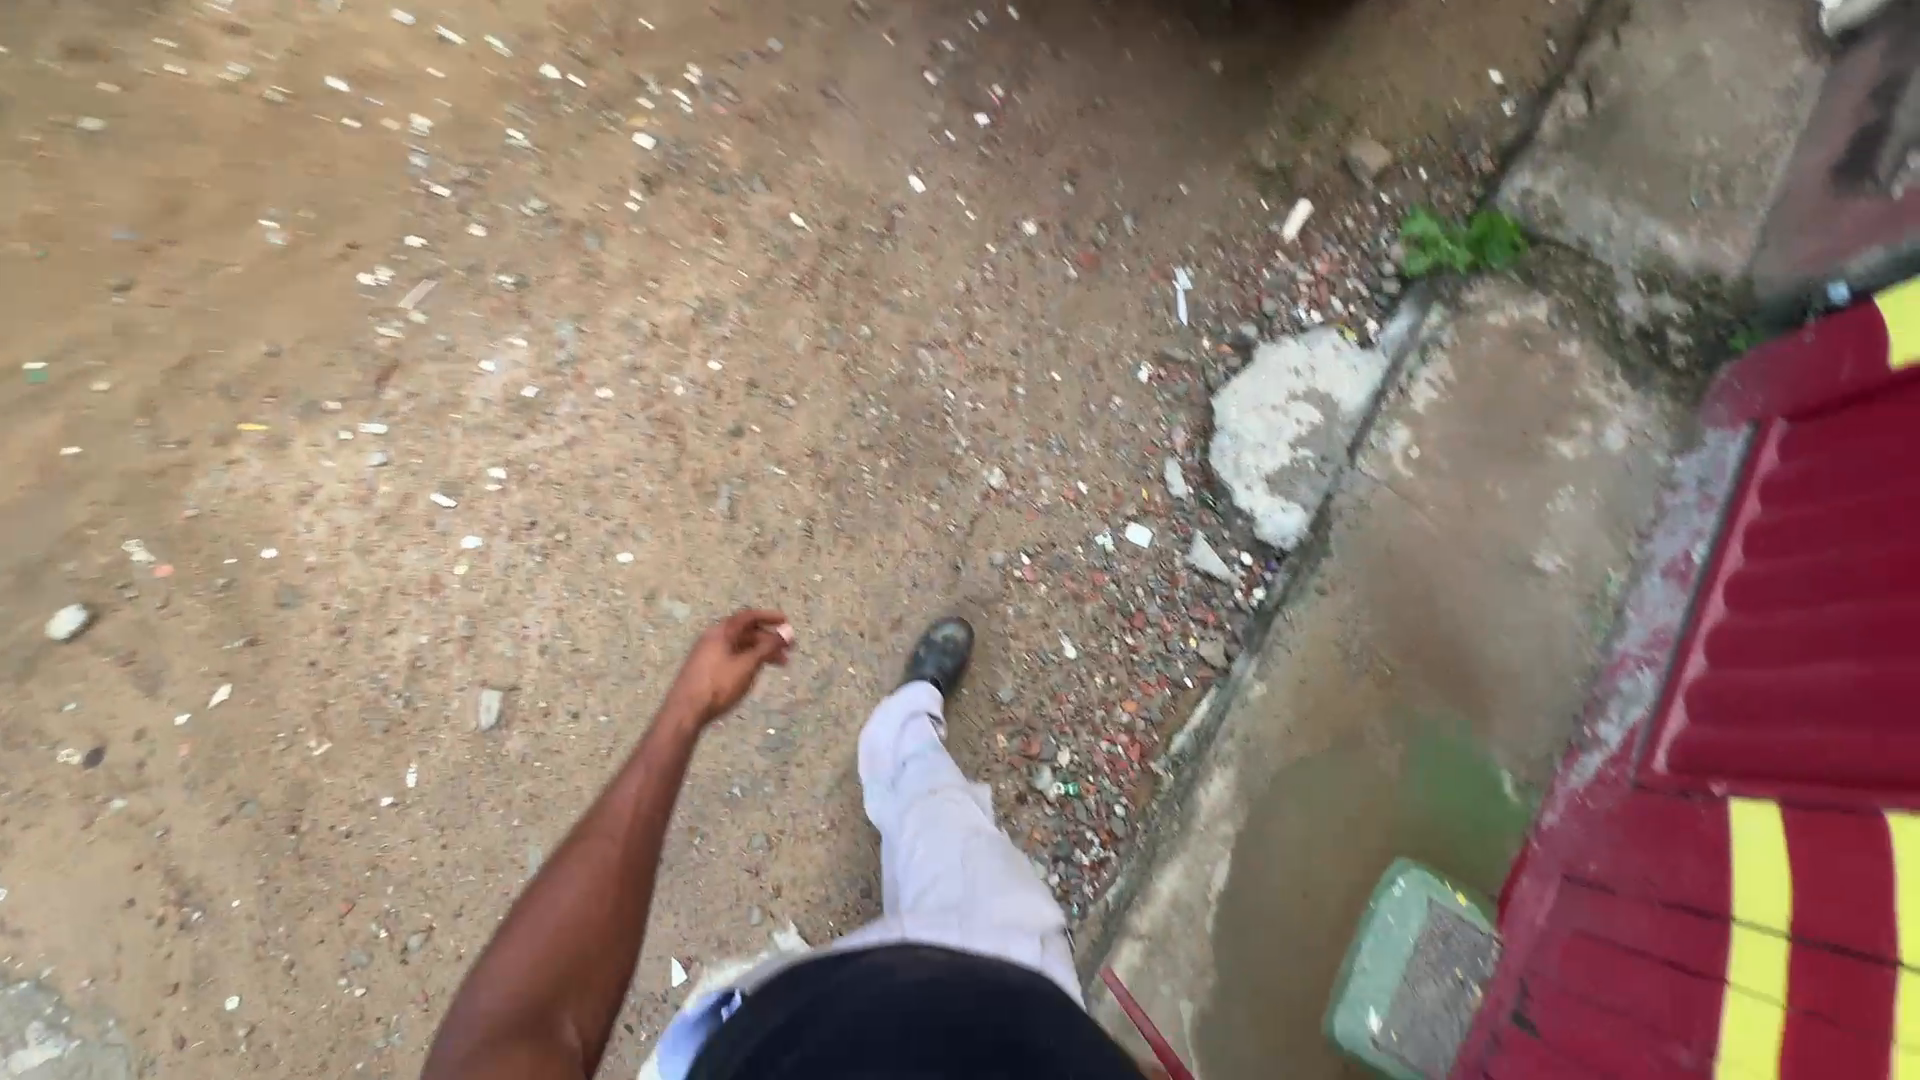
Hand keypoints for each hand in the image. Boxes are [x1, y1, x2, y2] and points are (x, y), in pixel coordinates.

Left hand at [665, 609, 792, 725]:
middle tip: (788, 650)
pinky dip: (748, 660)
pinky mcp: (705, 668)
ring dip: (760, 651)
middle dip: (769, 639)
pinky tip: (756, 672)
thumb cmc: (719, 685)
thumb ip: (768, 647)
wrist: (685, 712)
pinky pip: (732, 656)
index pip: (749, 617)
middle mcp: (713, 638)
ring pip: (739, 646)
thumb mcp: (748, 665)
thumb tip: (788, 631)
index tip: (786, 622)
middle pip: (745, 632)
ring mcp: (707, 653)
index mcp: (722, 632)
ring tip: (779, 664)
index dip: (769, 617)